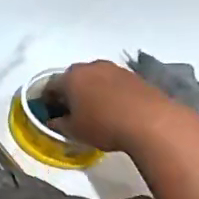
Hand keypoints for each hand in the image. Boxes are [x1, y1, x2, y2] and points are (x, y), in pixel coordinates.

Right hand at [46, 59, 196, 154]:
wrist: (151, 122)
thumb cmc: (104, 125)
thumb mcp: (74, 131)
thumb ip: (59, 125)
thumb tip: (53, 121)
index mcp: (71, 77)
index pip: (50, 86)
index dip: (47, 100)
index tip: (50, 113)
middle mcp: (91, 67)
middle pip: (73, 78)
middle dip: (70, 93)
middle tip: (71, 112)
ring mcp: (115, 69)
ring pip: (95, 79)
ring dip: (91, 91)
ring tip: (95, 111)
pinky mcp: (135, 76)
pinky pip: (114, 83)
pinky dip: (110, 93)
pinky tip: (115, 110)